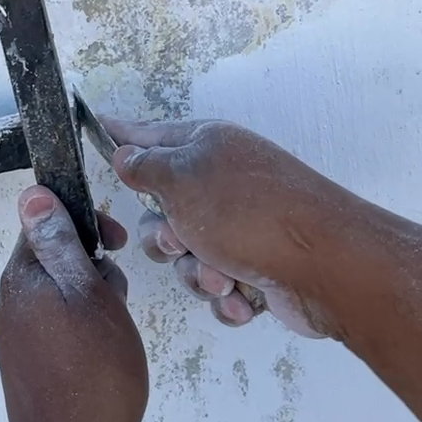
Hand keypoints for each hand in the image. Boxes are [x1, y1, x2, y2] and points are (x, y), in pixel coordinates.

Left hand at [0, 186, 147, 421]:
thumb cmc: (95, 373)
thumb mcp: (89, 294)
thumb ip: (61, 243)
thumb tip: (31, 194)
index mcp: (22, 280)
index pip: (45, 223)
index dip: (83, 223)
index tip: (115, 241)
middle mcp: (10, 304)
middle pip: (52, 258)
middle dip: (90, 264)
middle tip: (118, 292)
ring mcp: (15, 337)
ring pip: (57, 292)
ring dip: (89, 296)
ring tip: (113, 326)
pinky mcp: (26, 365)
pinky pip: (54, 324)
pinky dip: (80, 325)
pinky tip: (100, 351)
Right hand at [106, 118, 348, 336]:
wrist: (324, 267)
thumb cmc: (247, 212)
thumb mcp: (182, 179)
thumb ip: (144, 166)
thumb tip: (125, 153)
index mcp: (204, 148)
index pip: (149, 136)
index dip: (121, 134)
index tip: (96, 124)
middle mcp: (220, 184)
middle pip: (161, 212)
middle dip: (165, 239)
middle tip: (178, 241)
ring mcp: (239, 227)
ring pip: (186, 256)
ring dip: (198, 273)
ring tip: (223, 278)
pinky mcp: (254, 268)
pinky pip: (216, 285)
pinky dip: (226, 296)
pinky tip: (243, 297)